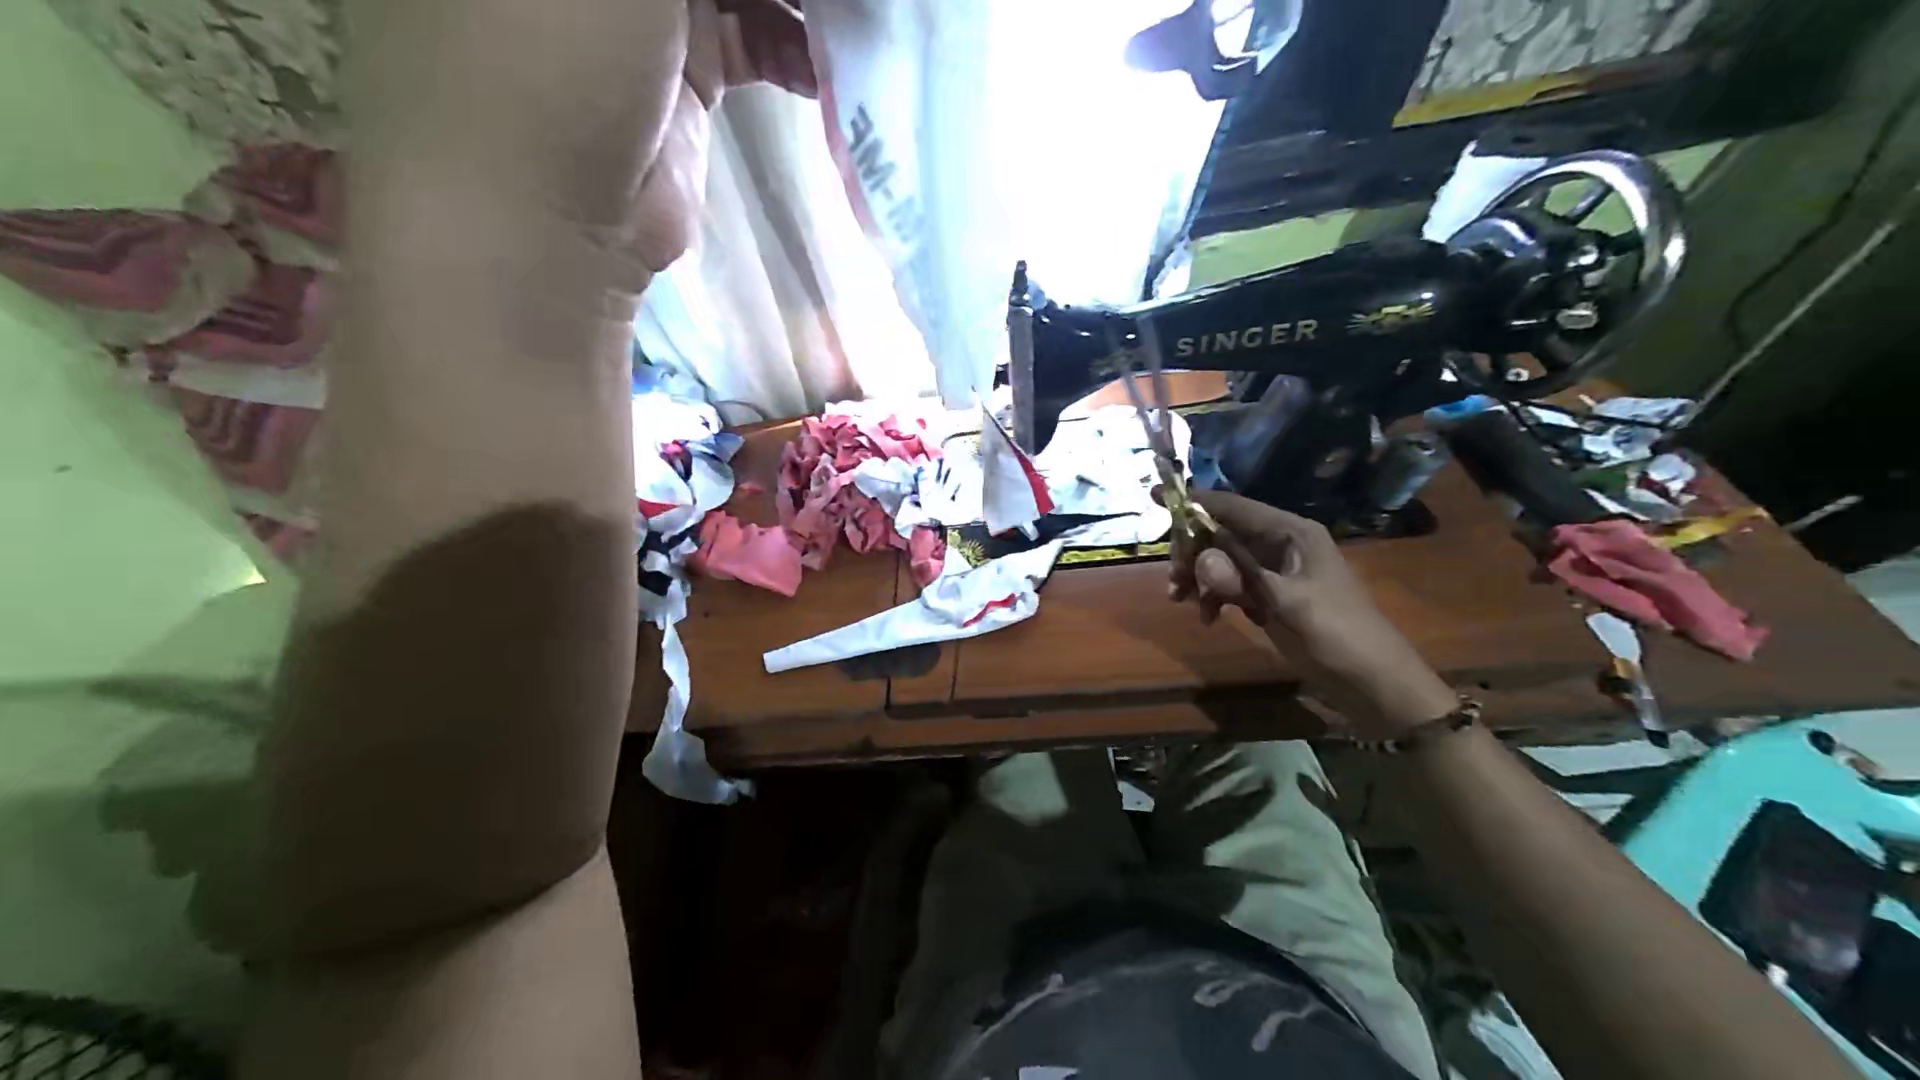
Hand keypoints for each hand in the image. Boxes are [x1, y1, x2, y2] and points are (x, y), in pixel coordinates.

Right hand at [1167, 489, 1457, 734]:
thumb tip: (1199, 560)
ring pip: (1220, 560)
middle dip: (1192, 553)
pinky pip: (1229, 584)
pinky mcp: (1269, 595)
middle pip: (1220, 533)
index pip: (1232, 506)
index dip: (1193, 502)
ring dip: (1199, 578)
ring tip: (1184, 603)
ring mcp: (1273, 570)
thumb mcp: (1288, 604)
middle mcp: (1279, 543)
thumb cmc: (1338, 635)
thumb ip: (1241, 578)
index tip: (1153, 497)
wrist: (1374, 682)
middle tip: (1174, 583)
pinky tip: (1210, 618)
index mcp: (1291, 533)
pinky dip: (1214, 597)